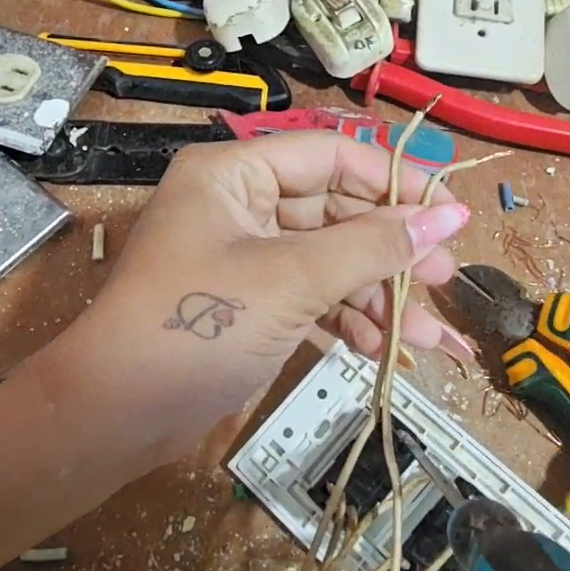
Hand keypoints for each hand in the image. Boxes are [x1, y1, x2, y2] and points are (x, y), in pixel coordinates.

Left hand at [44, 132, 474, 455]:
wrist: (119, 414)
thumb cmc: (197, 326)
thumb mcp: (292, 279)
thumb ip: (373, 246)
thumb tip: (450, 217)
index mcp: (235, 174)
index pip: (331, 156)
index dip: (394, 182)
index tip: (450, 213)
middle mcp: (241, 206)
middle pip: (336, 212)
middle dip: (392, 249)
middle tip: (446, 277)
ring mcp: (247, 258)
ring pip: (330, 261)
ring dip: (379, 295)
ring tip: (432, 330)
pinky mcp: (253, 305)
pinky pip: (314, 298)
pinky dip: (350, 321)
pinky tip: (388, 348)